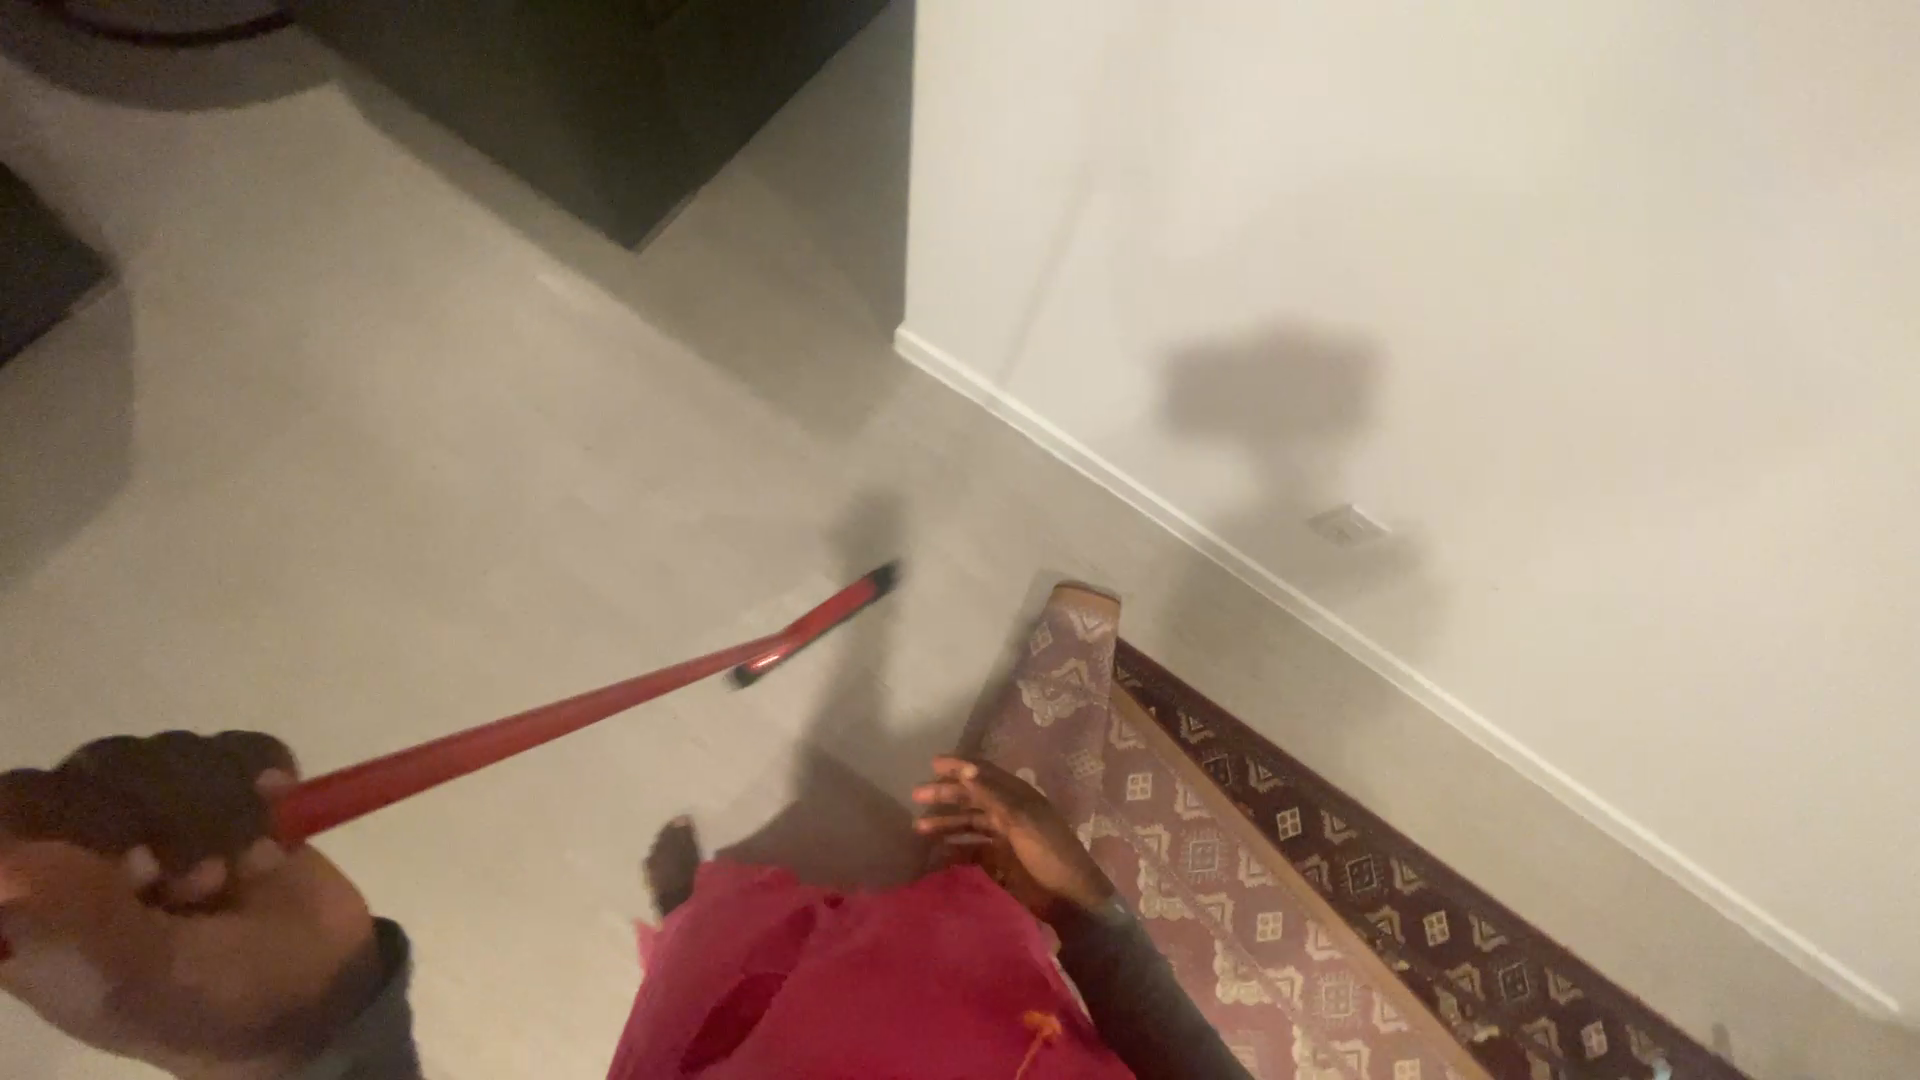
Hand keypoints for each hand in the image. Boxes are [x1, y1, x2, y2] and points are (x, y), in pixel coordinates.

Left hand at [0, 732, 379, 1079]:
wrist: (319, 988)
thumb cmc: (209, 1001)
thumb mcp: (136, 983)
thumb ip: (76, 926)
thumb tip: (9, 866)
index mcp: (35, 893)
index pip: (13, 805)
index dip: (68, 816)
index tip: (126, 861)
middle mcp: (93, 844)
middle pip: (102, 766)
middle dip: (163, 818)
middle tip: (194, 882)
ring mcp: (173, 814)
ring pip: (178, 750)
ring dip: (222, 810)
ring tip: (236, 869)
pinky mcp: (246, 794)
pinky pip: (248, 747)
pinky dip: (270, 782)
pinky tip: (277, 826)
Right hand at [913, 756, 1115, 924]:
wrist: (1071, 900)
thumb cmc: (1050, 853)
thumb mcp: (1021, 821)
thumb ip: (992, 795)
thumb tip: (965, 768)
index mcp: (1018, 796)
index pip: (984, 773)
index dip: (959, 766)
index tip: (932, 763)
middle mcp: (1009, 811)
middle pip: (972, 797)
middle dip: (945, 795)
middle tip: (916, 795)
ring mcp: (1004, 837)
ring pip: (969, 823)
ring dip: (946, 822)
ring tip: (919, 827)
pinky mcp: (1000, 861)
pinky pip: (971, 850)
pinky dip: (954, 850)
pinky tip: (935, 853)